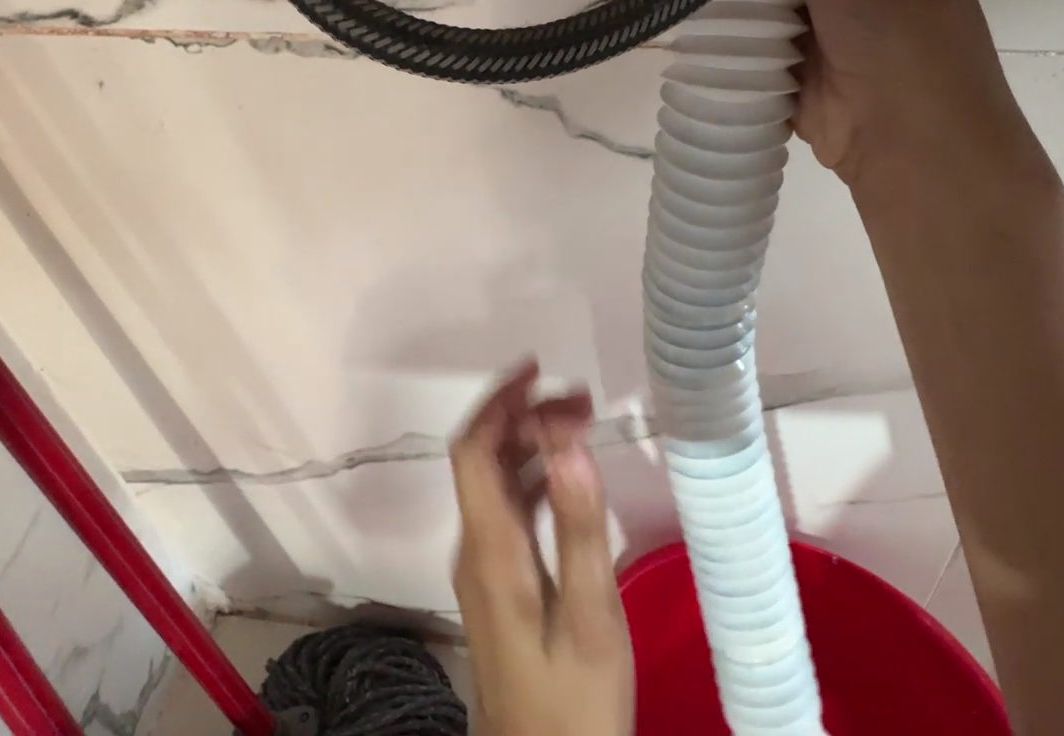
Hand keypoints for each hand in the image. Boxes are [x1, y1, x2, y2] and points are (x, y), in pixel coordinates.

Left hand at [450, 362, 633, 735]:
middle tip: (580, 397)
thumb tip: (570, 442)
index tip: (539, 368)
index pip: (474, 451)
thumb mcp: (588, 614)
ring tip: (584, 421)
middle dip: (524, 414)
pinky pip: (511, 508)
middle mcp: (476, 547)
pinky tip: (573, 476)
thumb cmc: (572, 696)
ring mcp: (485, 564)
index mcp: (490, 548)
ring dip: (533, 442)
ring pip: (498, 481)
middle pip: (484, 457)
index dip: (498, 402)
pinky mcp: (500, 579)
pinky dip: (538, 476)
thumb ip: (578, 527)